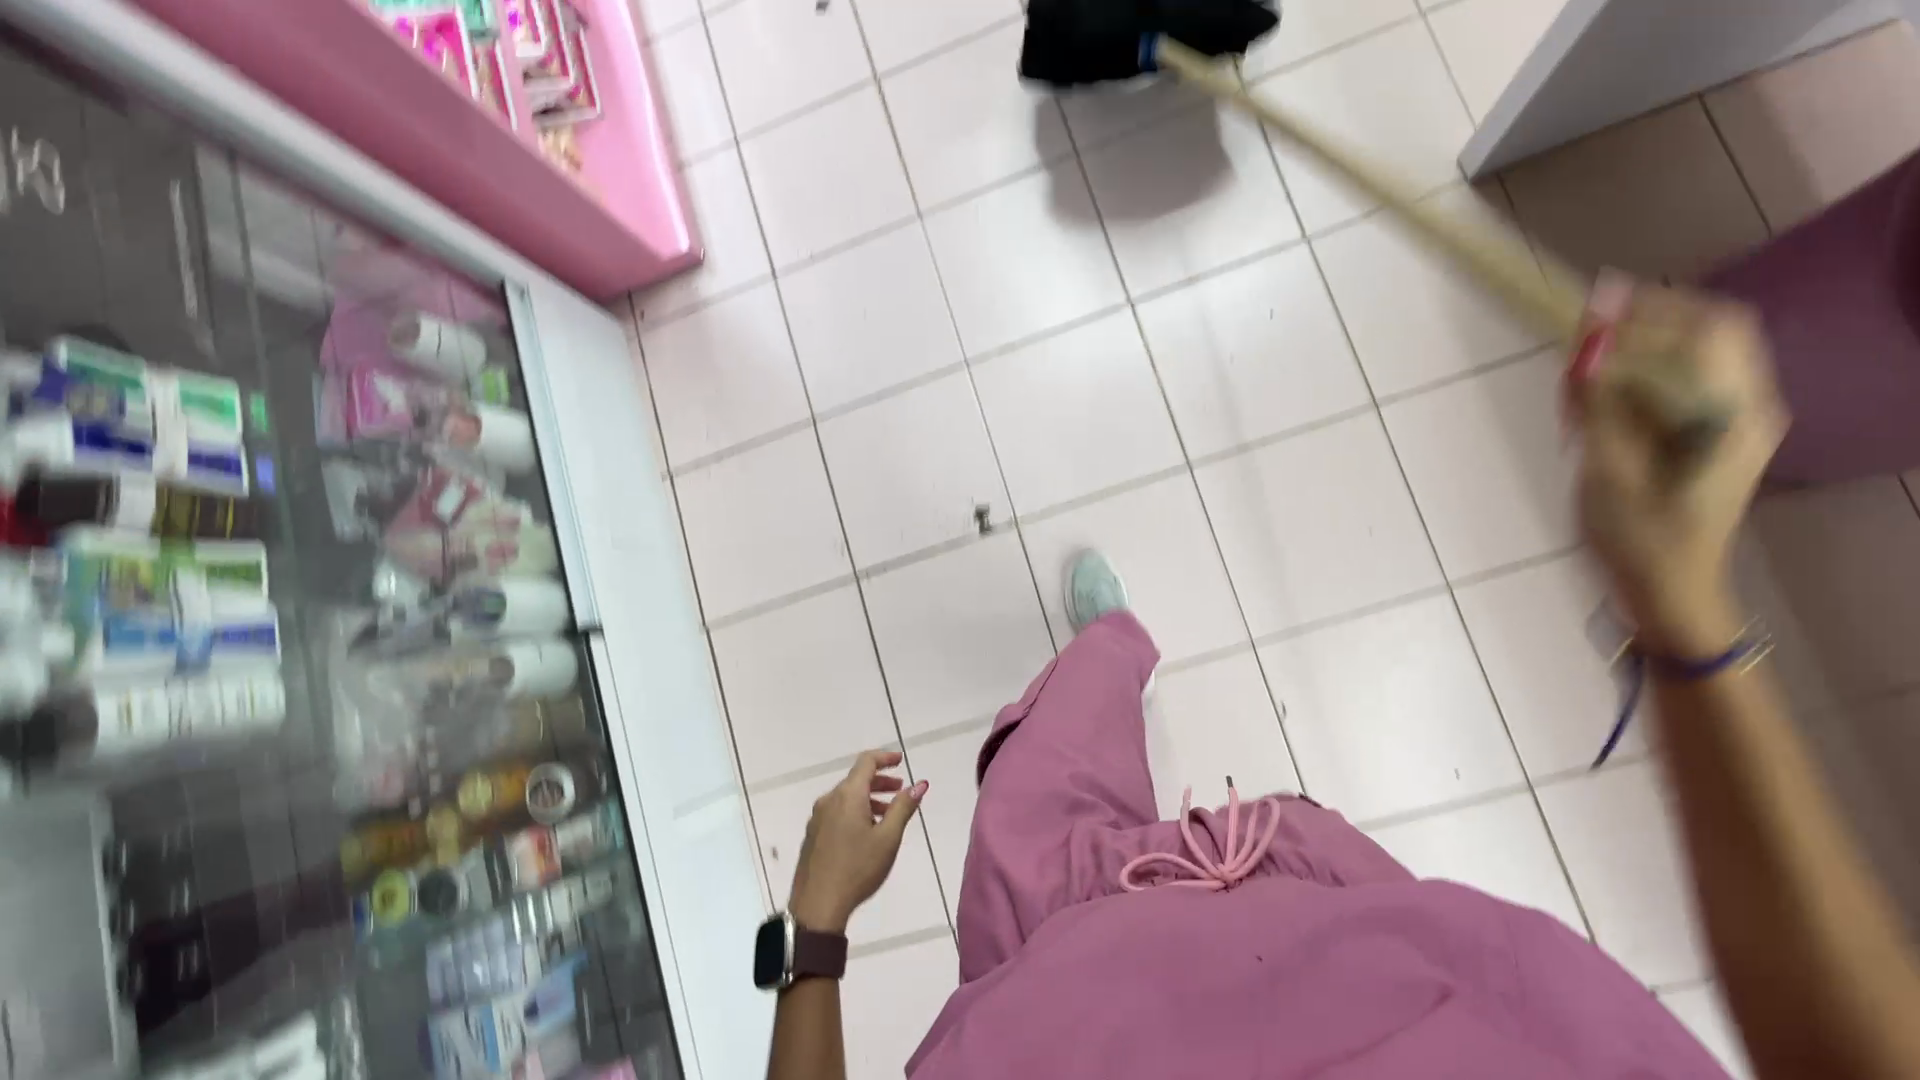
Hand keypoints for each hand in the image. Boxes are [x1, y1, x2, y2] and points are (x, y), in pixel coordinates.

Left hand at [787, 750, 928, 933]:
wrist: (817, 905)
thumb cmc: (858, 869)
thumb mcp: (888, 838)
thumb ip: (903, 808)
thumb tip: (920, 784)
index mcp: (848, 795)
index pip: (866, 762)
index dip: (885, 758)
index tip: (901, 761)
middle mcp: (829, 800)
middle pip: (856, 780)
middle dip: (880, 781)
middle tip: (900, 791)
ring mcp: (817, 818)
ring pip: (846, 797)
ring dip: (868, 799)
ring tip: (887, 816)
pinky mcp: (812, 835)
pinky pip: (836, 812)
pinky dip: (854, 811)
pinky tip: (865, 833)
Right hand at [1571, 278, 1787, 653]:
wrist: (1668, 589)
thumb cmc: (1637, 537)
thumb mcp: (1609, 471)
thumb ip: (1601, 404)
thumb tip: (1585, 347)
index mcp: (1732, 417)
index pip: (1701, 336)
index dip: (1644, 315)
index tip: (1585, 310)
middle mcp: (1748, 406)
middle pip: (1711, 331)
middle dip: (1647, 320)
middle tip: (1586, 328)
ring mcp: (1734, 418)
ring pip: (1696, 352)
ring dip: (1640, 348)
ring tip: (1583, 371)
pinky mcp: (1712, 431)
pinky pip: (1682, 380)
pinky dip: (1640, 374)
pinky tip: (1598, 396)